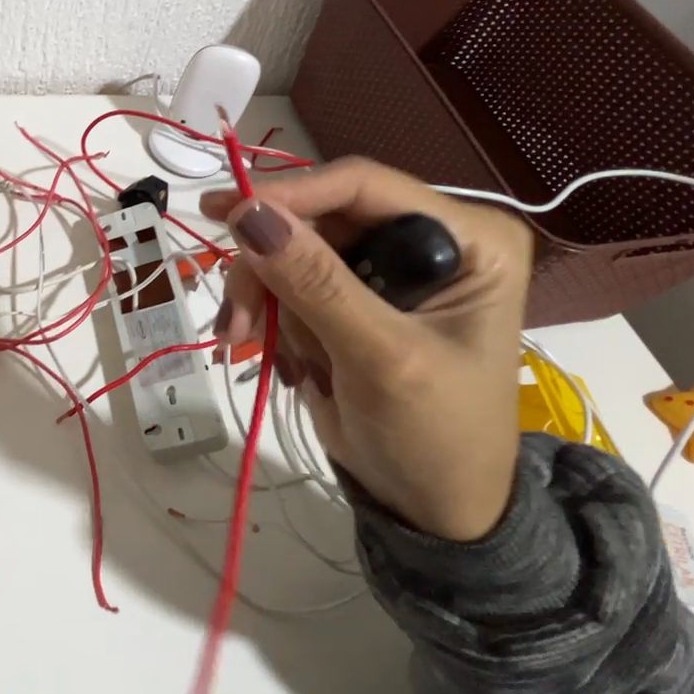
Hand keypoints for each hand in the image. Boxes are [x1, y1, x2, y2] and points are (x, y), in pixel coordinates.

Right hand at [200, 157, 533, 541]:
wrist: (430, 507)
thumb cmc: (435, 437)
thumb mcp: (382, 358)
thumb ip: (317, 284)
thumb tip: (248, 213)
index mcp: (467, 238)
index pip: (363, 186)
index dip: (292, 195)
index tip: (226, 215)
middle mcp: (425, 240)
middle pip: (315, 218)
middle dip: (268, 265)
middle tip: (237, 319)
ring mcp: (382, 270)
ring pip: (289, 249)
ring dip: (260, 296)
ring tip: (246, 344)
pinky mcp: (348, 298)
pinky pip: (285, 283)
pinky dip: (267, 315)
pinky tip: (269, 353)